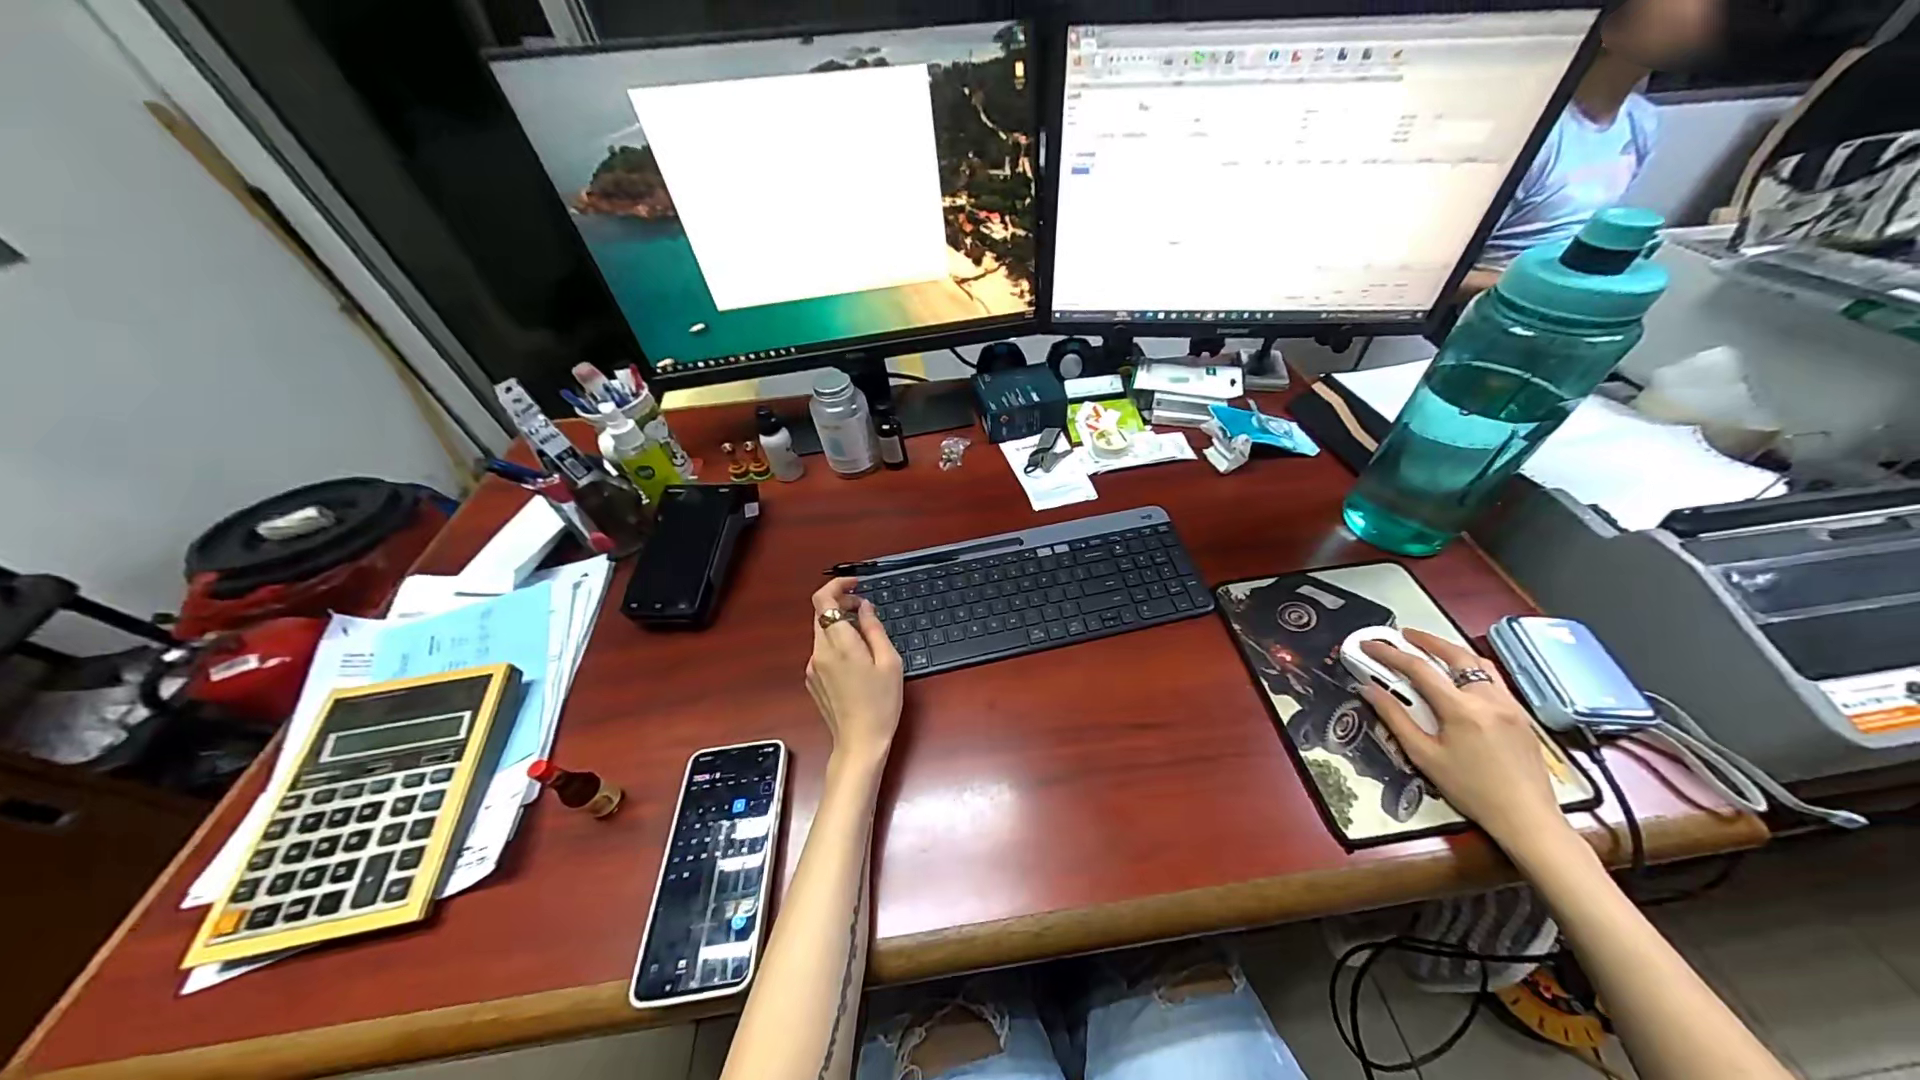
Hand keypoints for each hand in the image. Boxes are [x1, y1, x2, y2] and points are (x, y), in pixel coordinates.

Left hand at [807, 578, 902, 764]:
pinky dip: (836, 643)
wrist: (860, 742)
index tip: (856, 586)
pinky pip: (822, 650)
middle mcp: (819, 652)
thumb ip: (874, 629)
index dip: (837, 585)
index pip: (822, 599)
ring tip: (866, 637)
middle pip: (820, 613)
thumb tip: (864, 608)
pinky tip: (856, 659)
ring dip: (839, 624)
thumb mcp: (889, 662)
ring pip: (821, 631)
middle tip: (866, 610)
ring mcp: (813, 667)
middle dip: (841, 604)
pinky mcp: (813, 680)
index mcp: (839, 645)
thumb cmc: (881, 704)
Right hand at [1358, 628, 1569, 855]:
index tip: (1371, 645)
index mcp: (1462, 710)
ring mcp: (1510, 705)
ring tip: (1430, 647)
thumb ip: (1395, 718)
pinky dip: (1471, 666)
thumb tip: (1370, 690)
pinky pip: (1493, 679)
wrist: (1526, 817)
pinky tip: (1459, 674)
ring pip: (1479, 663)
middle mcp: (1489, 699)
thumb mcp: (1423, 755)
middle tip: (1403, 635)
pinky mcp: (1521, 714)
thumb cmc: (1470, 790)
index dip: (1390, 653)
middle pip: (1455, 655)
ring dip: (1451, 650)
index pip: (1419, 669)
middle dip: (1426, 640)